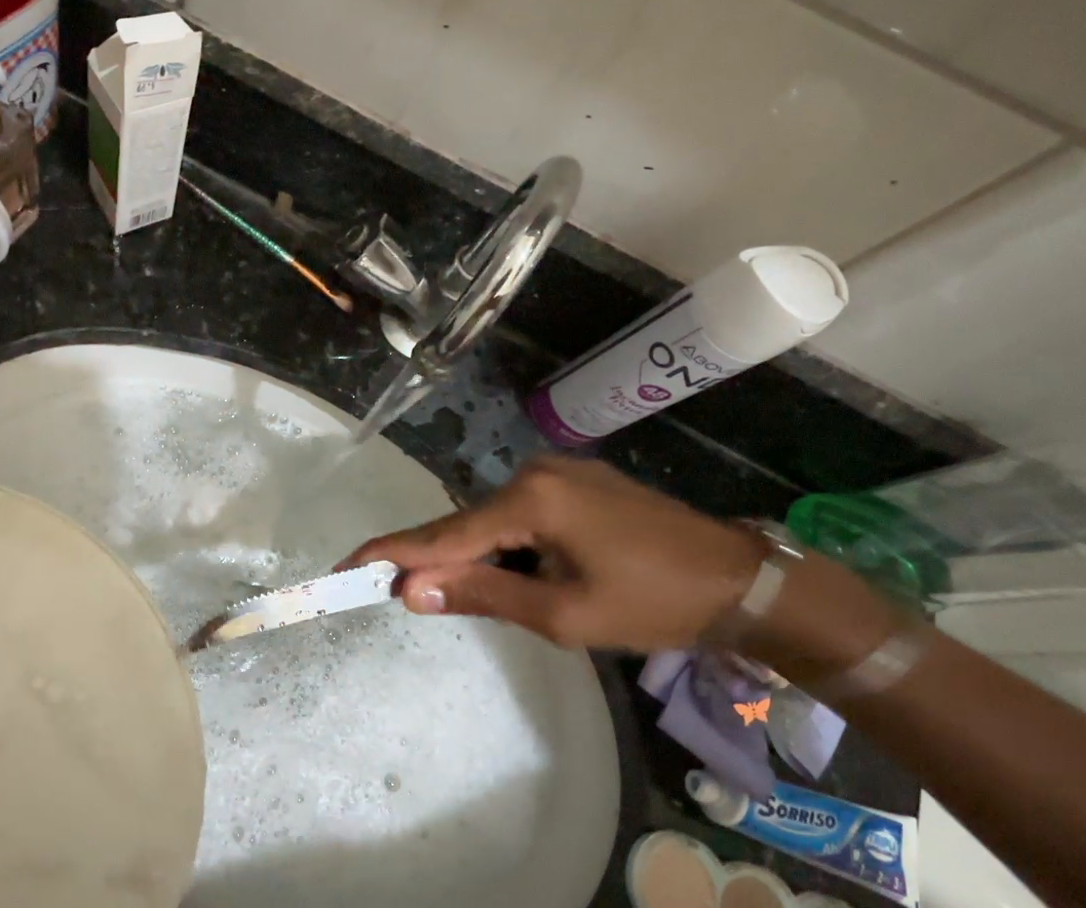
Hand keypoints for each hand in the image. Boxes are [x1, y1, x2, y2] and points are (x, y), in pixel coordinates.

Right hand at [337, 456, 765, 650]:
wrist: (741, 581)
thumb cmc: (653, 603)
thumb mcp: (563, 613)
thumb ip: (482, 594)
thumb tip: (410, 590)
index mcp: (532, 498)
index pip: (444, 533)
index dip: (392, 554)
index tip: (343, 567)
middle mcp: (536, 472)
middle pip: (465, 524)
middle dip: (436, 561)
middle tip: (405, 598)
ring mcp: (560, 472)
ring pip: (493, 520)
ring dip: (476, 556)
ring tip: (471, 595)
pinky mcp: (578, 482)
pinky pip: (521, 514)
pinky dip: (505, 544)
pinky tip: (516, 573)